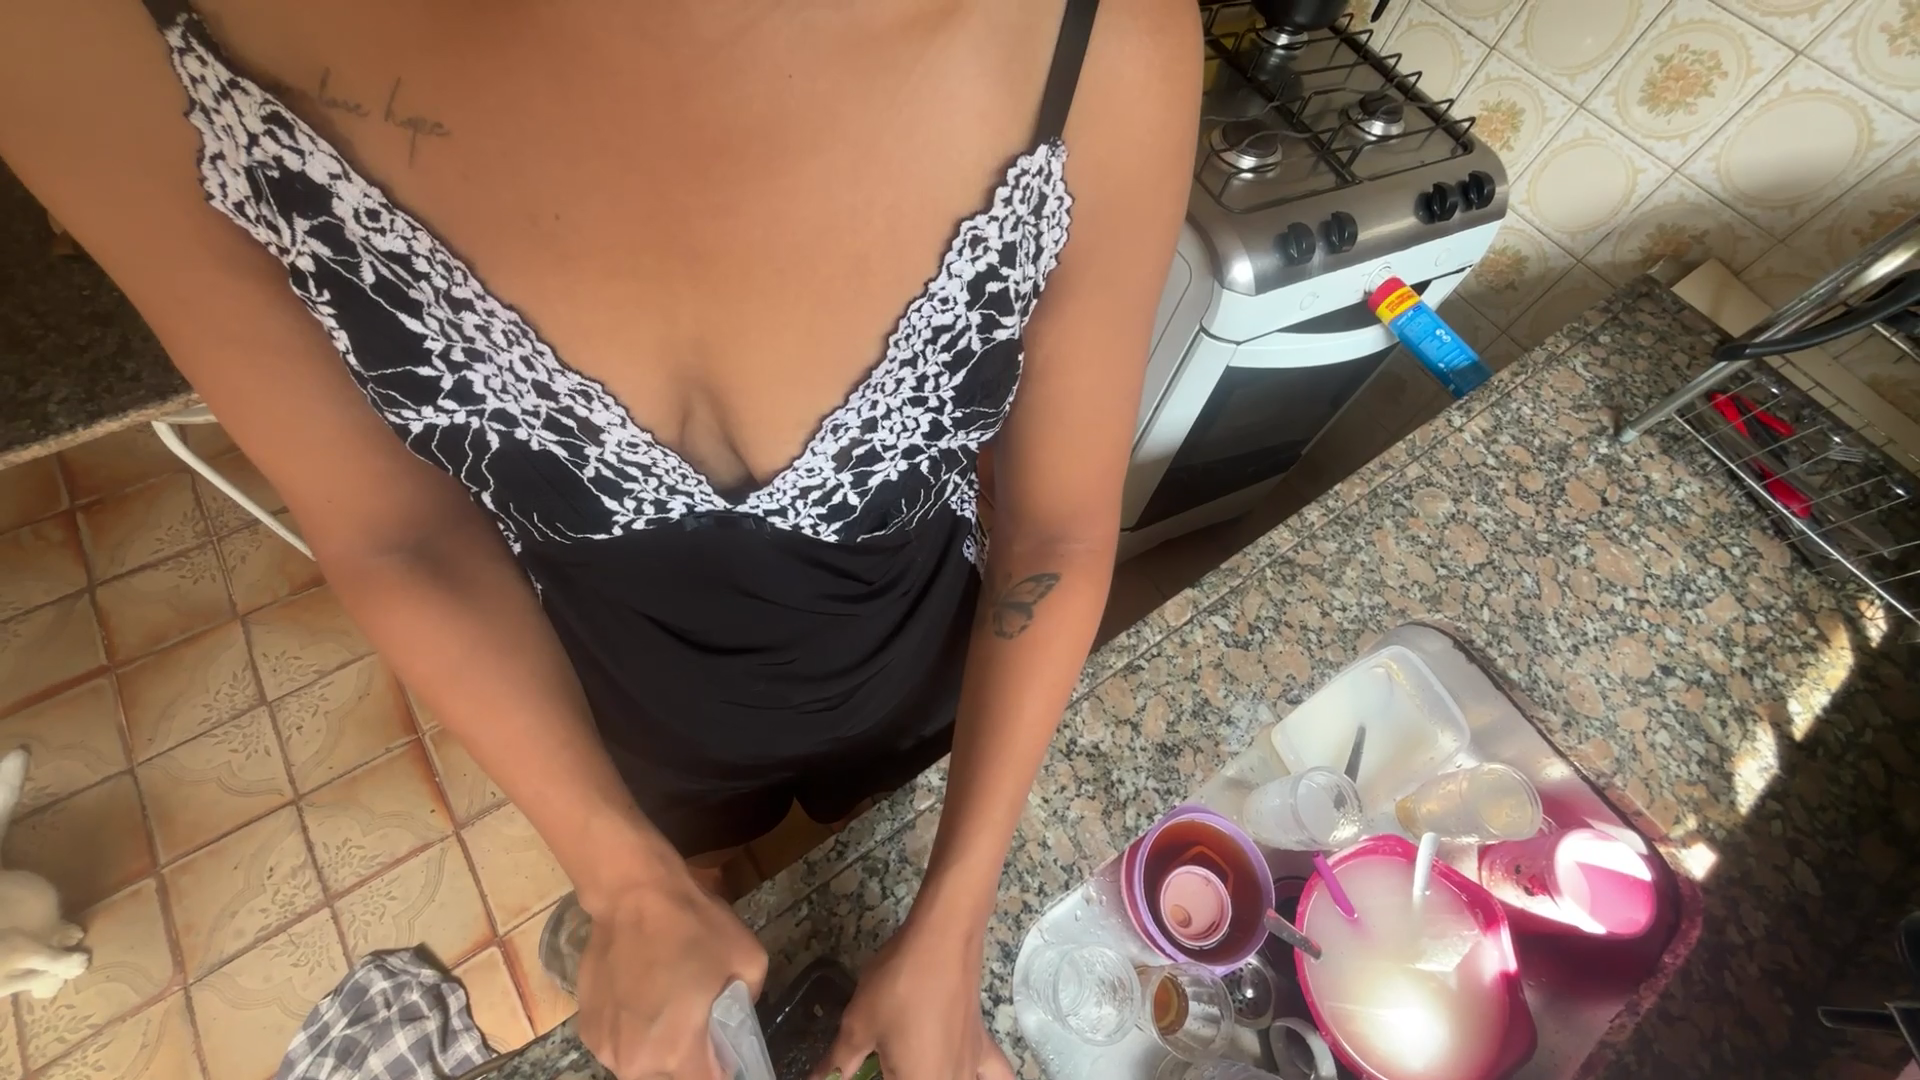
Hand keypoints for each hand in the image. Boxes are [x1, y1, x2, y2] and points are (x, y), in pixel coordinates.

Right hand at [575, 867, 768, 1079]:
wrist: (634, 895)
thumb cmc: (694, 926)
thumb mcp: (749, 957)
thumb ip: (749, 999)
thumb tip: (736, 1015)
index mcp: (675, 1052)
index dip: (724, 1065)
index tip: (727, 1042)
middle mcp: (633, 1063)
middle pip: (672, 1075)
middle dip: (690, 1055)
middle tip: (700, 1012)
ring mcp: (603, 1047)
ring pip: (643, 1060)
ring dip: (659, 1041)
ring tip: (670, 997)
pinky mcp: (585, 1028)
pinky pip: (619, 1041)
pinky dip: (633, 1026)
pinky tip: (642, 989)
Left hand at [814, 918, 1013, 1079]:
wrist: (943, 937)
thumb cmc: (900, 983)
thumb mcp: (859, 1024)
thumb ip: (838, 1063)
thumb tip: (816, 1079)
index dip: (864, 1074)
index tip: (860, 1062)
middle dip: (891, 1071)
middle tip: (876, 1058)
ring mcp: (972, 1068)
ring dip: (929, 1072)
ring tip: (910, 1060)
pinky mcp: (984, 1043)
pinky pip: (994, 1075)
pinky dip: (982, 1077)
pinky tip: (967, 1072)